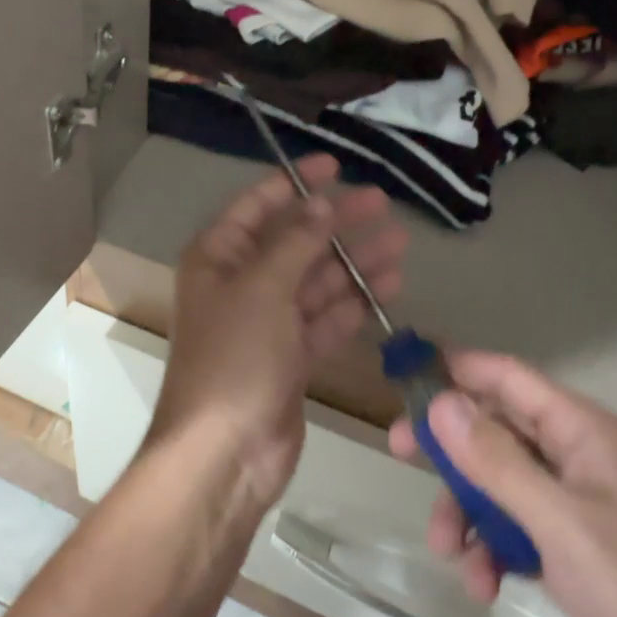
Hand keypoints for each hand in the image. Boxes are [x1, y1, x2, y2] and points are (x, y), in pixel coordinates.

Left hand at [148, 154, 406, 505]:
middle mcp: (240, 283)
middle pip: (294, 241)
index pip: (258, 206)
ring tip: (399, 241)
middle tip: (381, 202)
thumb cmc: (235, 357)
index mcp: (217, 257)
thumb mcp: (263, 289)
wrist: (225, 452)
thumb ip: (295, 243)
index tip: (335, 165)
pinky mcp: (291, 357)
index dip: (295, 182)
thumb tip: (321, 203)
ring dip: (354, 261)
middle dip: (336, 222)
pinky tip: (389, 284)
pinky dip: (353, 302)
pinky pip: (326, 318)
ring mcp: (267, 322)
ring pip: (316, 280)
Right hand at [389, 351, 616, 616]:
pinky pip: (515, 530)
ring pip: (498, 484)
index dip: (456, 369)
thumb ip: (498, 462)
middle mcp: (576, 458)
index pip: (509, 377)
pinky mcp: (574, 549)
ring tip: (449, 551)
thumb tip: (438, 400)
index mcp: (583, 434)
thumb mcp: (562, 524)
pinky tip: (483, 584)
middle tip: (397, 453)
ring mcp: (576, 505)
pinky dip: (491, 550)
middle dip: (449, 448)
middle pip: (496, 429)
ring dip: (466, 512)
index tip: (401, 373)